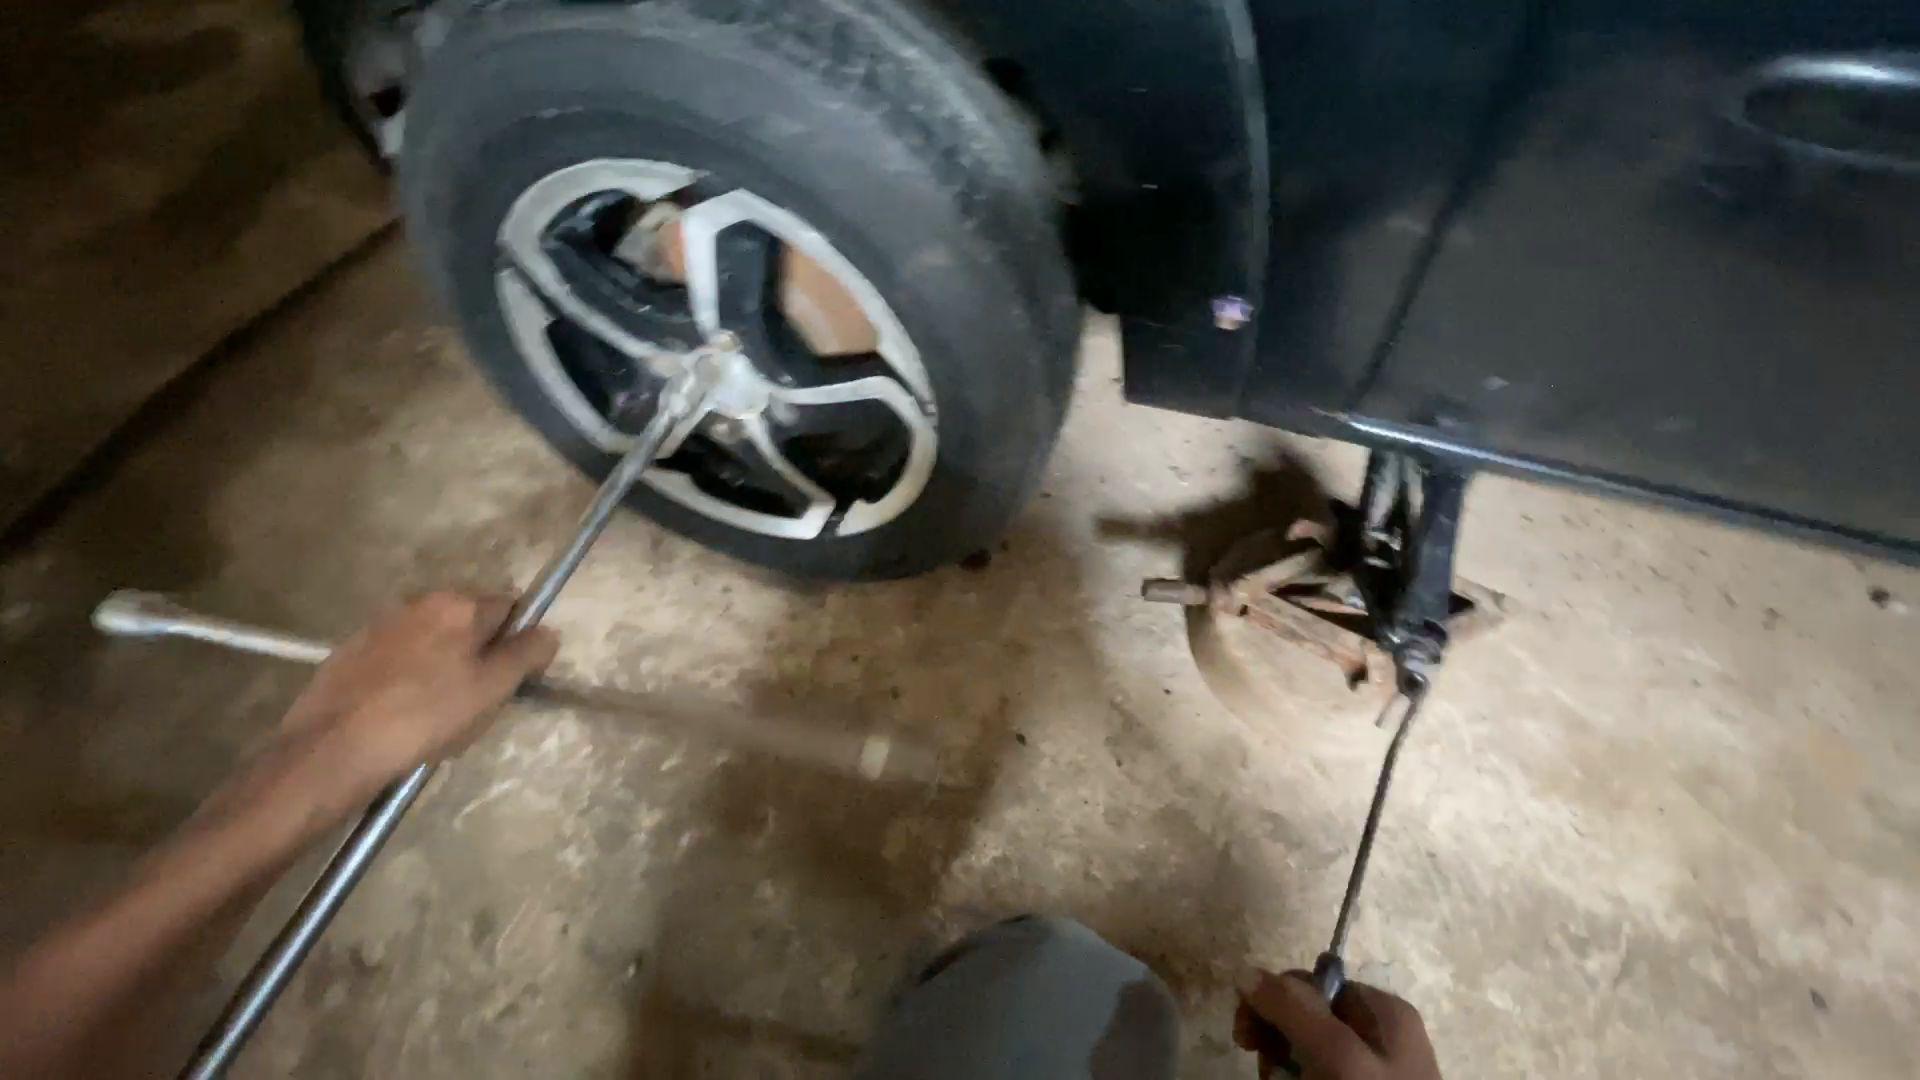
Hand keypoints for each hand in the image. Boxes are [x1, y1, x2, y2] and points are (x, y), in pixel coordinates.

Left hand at [276, 592, 559, 804]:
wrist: (330, 751)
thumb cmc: (425, 716)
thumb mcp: (493, 689)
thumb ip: (527, 654)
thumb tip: (548, 632)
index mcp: (458, 604)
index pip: (509, 608)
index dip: (516, 642)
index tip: (509, 677)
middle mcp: (418, 602)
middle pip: (469, 622)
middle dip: (479, 652)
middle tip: (477, 697)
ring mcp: (378, 625)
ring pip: (433, 640)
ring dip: (443, 664)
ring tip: (438, 710)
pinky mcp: (348, 651)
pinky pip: (399, 656)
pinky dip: (409, 676)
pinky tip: (402, 711)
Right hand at [1235, 969, 1440, 1079]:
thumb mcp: (1337, 1057)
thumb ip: (1292, 1008)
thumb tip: (1245, 972)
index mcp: (1381, 1011)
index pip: (1310, 984)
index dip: (1272, 1003)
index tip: (1245, 1037)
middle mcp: (1379, 1035)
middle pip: (1305, 1016)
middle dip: (1275, 1041)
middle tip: (1265, 1072)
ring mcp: (1371, 1072)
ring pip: (1306, 1052)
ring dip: (1281, 1069)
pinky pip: (1316, 1076)